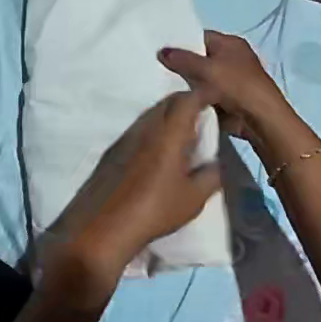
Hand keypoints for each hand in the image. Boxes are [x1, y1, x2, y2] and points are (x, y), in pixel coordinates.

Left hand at [43, 91, 222, 302]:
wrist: (103, 227)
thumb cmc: (154, 211)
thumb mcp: (193, 198)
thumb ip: (210, 175)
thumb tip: (215, 162)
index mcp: (168, 134)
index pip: (188, 100)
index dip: (204, 94)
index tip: (216, 98)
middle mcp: (145, 128)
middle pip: (167, 102)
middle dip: (187, 102)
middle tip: (203, 116)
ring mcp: (125, 137)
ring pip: (151, 114)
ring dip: (169, 116)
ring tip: (184, 134)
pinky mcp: (112, 150)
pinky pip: (138, 129)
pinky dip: (153, 129)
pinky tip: (159, 151)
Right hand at [158, 32, 296, 143]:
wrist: (260, 119)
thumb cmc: (237, 86)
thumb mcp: (207, 69)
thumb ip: (182, 59)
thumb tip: (161, 51)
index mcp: (230, 44)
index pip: (200, 37)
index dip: (181, 42)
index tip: (160, 50)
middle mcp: (231, 58)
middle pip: (199, 58)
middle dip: (181, 64)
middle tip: (155, 67)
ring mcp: (229, 80)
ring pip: (200, 78)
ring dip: (185, 83)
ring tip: (159, 83)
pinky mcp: (226, 99)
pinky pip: (204, 94)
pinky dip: (193, 97)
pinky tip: (174, 99)